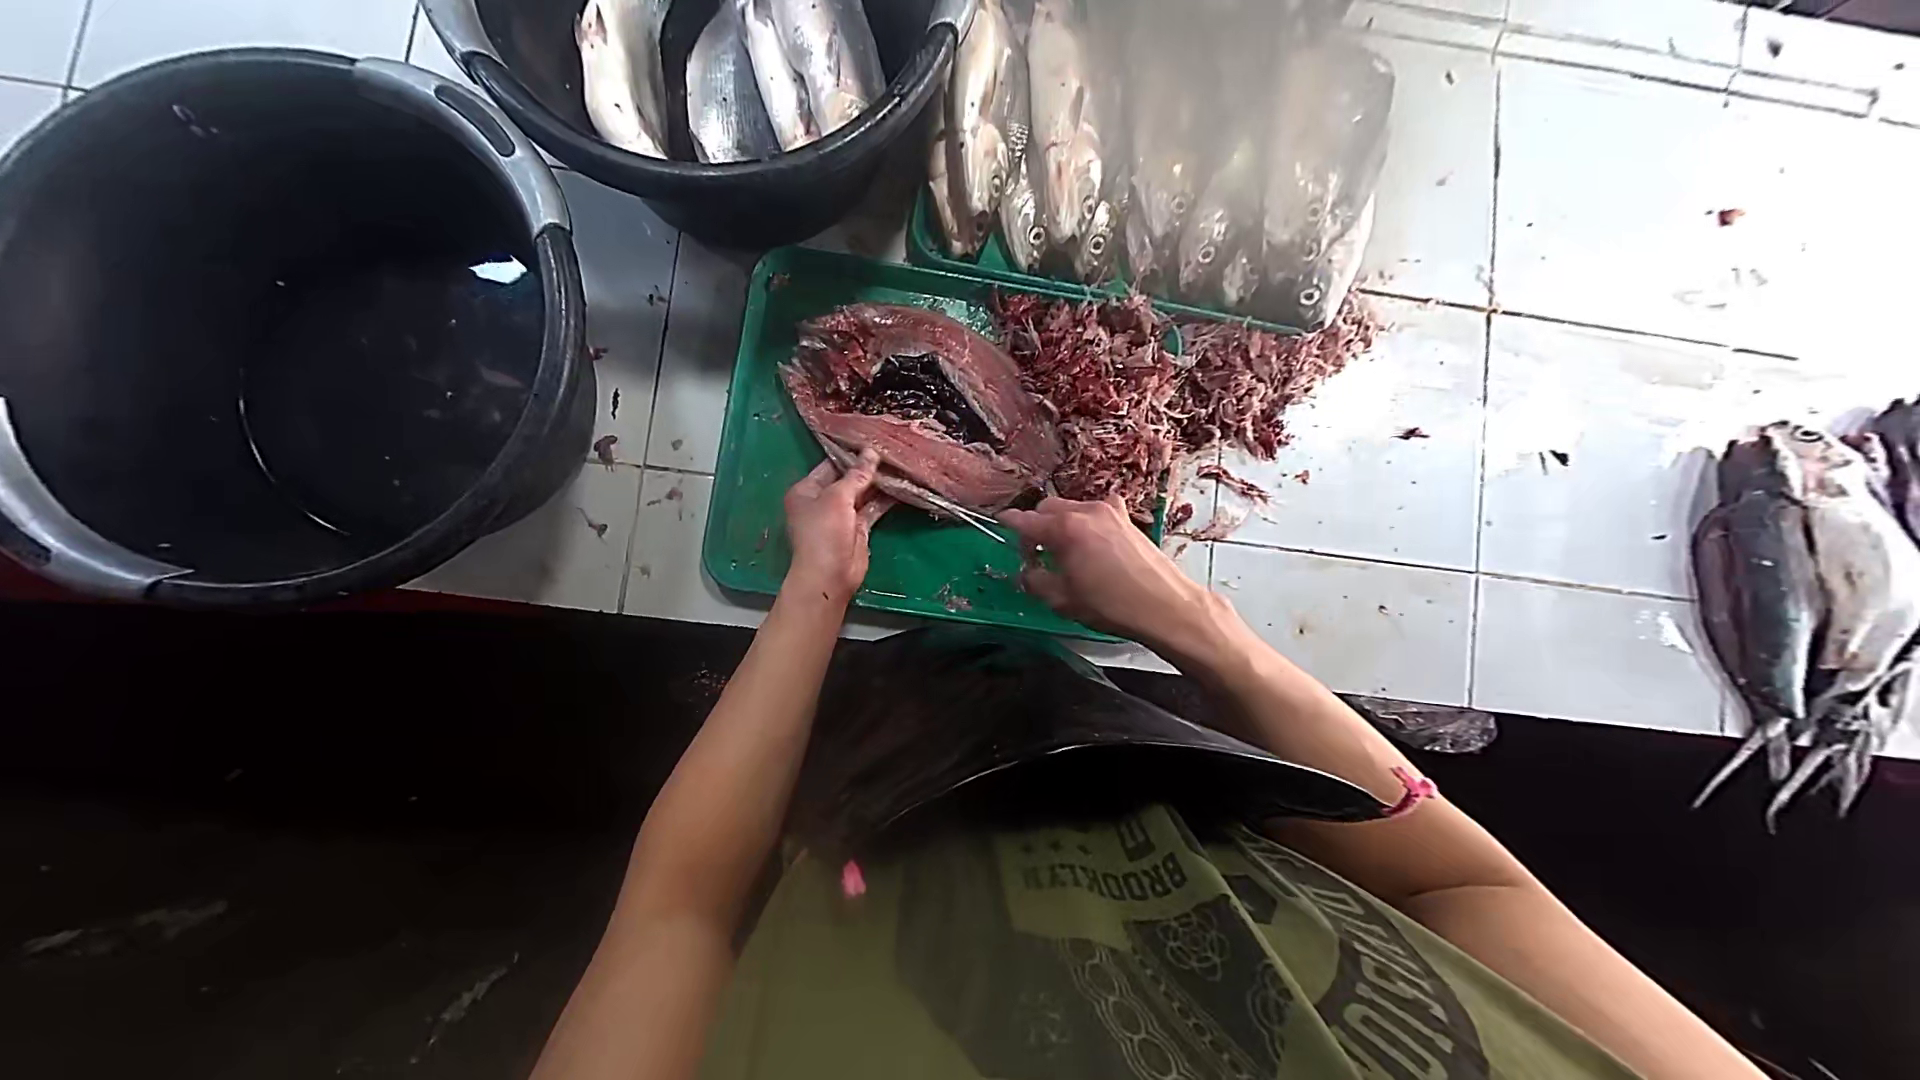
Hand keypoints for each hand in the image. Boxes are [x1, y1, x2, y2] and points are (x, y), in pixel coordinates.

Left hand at [783, 448, 892, 602]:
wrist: (830, 575)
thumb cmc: (824, 532)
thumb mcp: (837, 497)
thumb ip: (857, 475)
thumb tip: (871, 452)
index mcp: (806, 490)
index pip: (830, 465)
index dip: (851, 454)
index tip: (872, 440)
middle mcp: (822, 501)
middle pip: (847, 479)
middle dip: (868, 468)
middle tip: (892, 450)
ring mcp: (841, 516)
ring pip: (862, 494)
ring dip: (879, 483)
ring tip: (900, 464)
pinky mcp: (858, 529)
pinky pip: (872, 509)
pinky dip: (884, 499)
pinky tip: (901, 486)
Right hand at [997, 495, 1218, 647]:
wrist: (1164, 605)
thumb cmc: (1111, 605)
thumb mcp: (1062, 600)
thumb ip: (1035, 581)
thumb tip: (1026, 572)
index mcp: (1064, 529)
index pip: (1025, 520)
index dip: (1009, 523)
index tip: (1000, 524)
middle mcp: (1085, 511)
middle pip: (1047, 508)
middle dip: (1035, 525)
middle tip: (1035, 552)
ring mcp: (1108, 511)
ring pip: (1071, 507)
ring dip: (1059, 522)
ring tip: (1063, 550)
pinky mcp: (1126, 518)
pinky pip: (1095, 511)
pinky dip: (1085, 521)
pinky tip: (1091, 542)